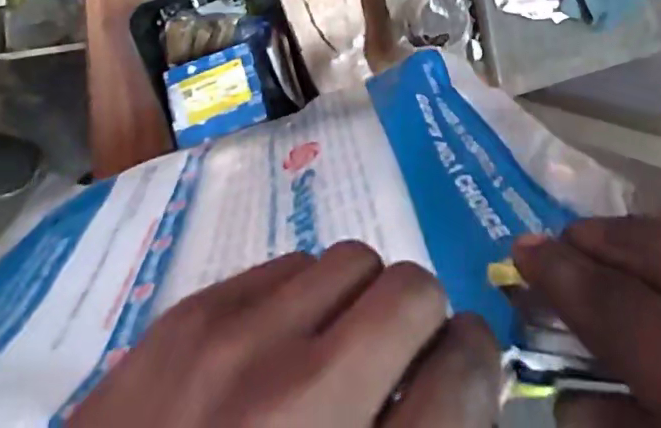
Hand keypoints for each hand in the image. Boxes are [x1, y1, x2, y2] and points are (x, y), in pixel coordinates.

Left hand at [68, 242, 500, 427]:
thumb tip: (458, 385)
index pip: (463, 376)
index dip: (475, 369)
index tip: (458, 375)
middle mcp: (300, 401)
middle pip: (415, 292)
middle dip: (420, 324)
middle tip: (394, 362)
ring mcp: (235, 348)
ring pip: (353, 260)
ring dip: (357, 303)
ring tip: (327, 349)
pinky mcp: (186, 317)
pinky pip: (288, 263)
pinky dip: (298, 301)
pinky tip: (268, 349)